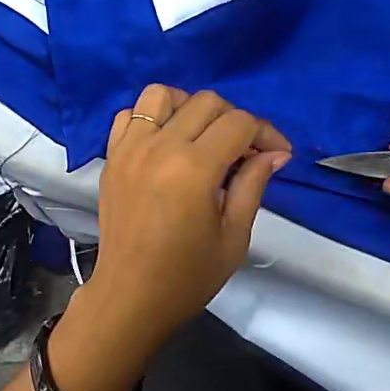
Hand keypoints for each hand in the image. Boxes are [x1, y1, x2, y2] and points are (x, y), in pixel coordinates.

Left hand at [50, 86, 289, 390]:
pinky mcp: (112, 156)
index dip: (266, 132)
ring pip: (161, 94)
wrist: (131, 295)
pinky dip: (150, 118)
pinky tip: (165, 143)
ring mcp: (129, 148)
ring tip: (201, 136)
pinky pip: (129, 115)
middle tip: (244, 151)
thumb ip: (253, 184)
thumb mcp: (234, 235)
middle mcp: (159, 147)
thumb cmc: (187, 275)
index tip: (277, 152)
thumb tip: (275, 152)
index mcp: (194, 168)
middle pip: (206, 102)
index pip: (239, 123)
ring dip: (188, 106)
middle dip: (234, 120)